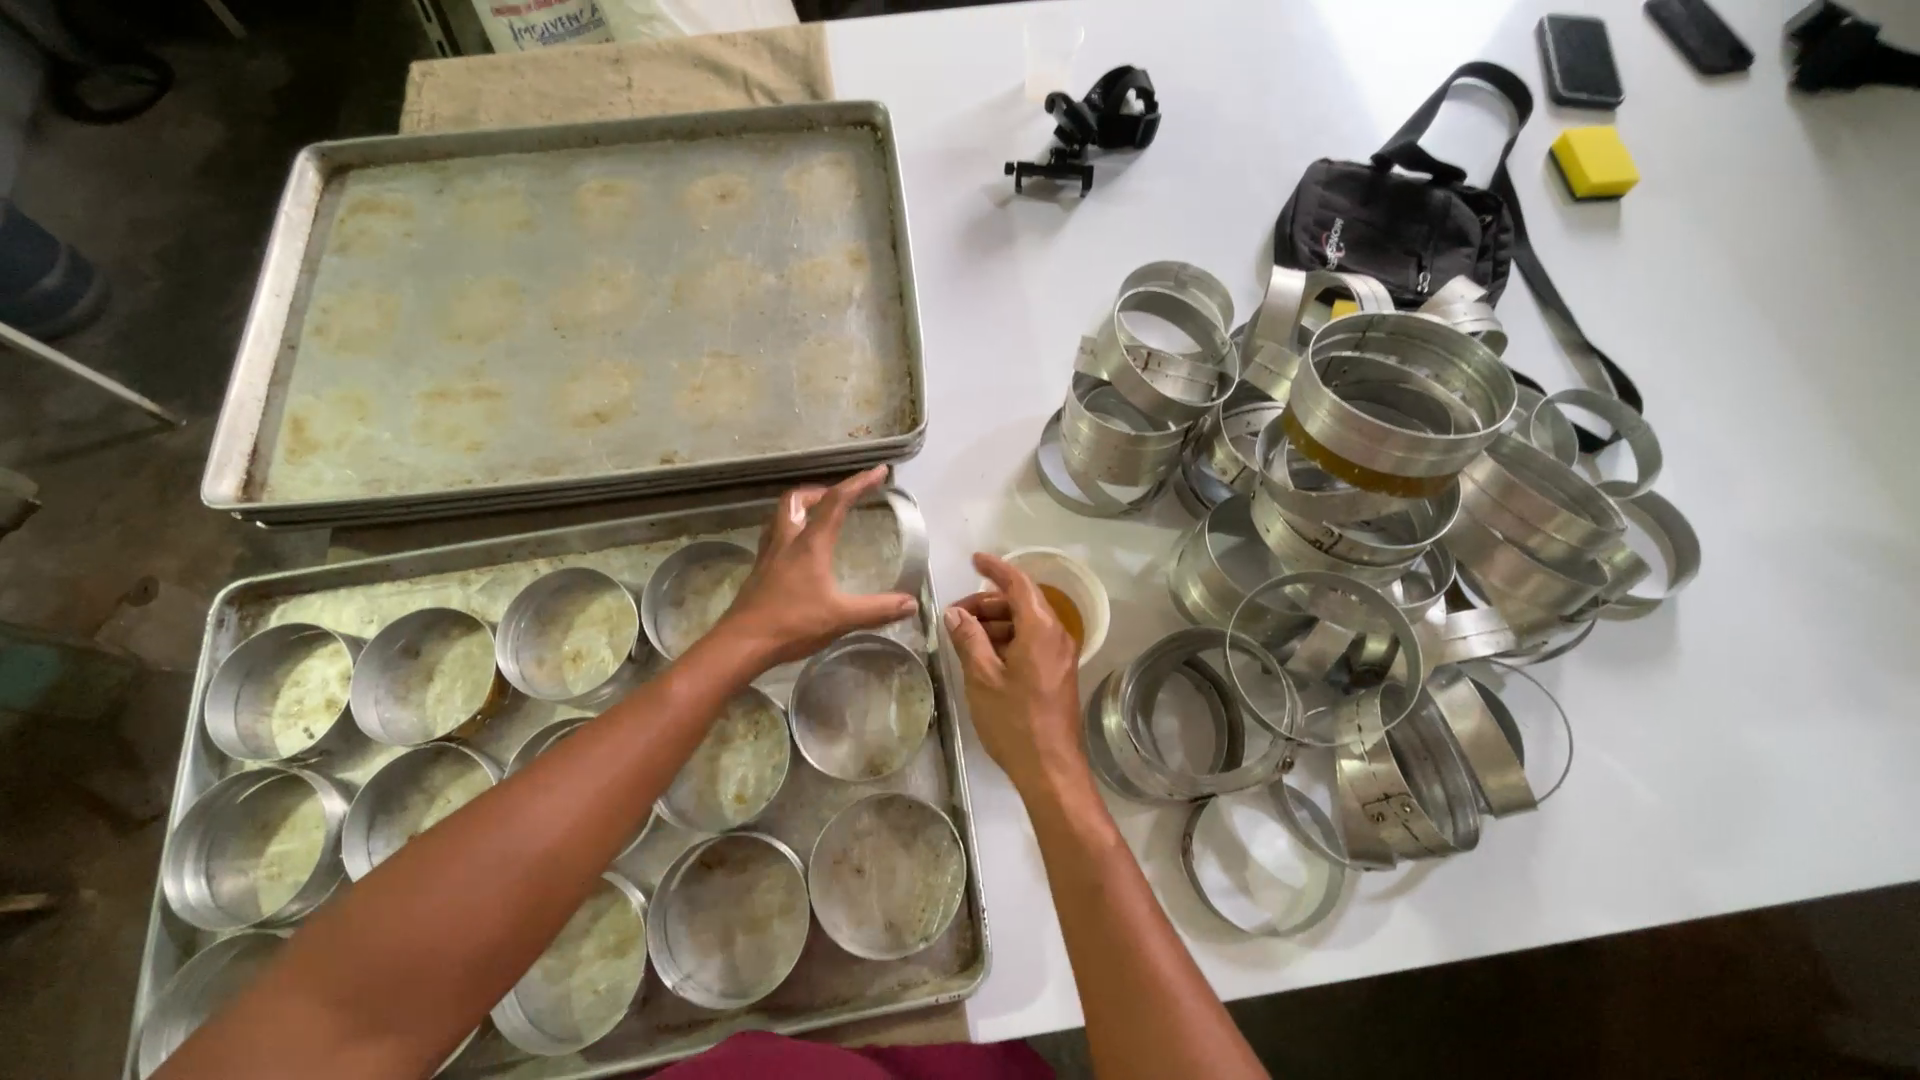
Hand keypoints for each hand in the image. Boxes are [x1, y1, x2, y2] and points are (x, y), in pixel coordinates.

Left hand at [716, 466, 917, 667]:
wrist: (742, 643)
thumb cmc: (792, 624)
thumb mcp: (841, 618)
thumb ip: (877, 609)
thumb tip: (911, 603)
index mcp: (810, 545)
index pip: (836, 502)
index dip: (859, 483)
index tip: (878, 471)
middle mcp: (786, 542)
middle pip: (796, 500)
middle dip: (820, 492)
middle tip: (838, 498)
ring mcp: (768, 556)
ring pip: (779, 517)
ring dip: (800, 509)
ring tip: (818, 518)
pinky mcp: (758, 572)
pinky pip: (773, 538)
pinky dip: (788, 533)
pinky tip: (797, 553)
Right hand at [944, 553, 1084, 794]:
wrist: (1050, 767)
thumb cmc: (1014, 721)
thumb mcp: (982, 677)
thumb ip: (969, 639)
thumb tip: (955, 613)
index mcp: (1041, 630)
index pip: (1019, 584)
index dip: (996, 569)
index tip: (974, 559)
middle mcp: (1057, 635)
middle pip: (1022, 603)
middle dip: (988, 602)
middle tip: (956, 615)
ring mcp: (1060, 655)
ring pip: (1027, 624)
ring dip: (996, 623)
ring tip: (964, 636)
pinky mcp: (1058, 673)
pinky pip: (1033, 642)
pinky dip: (1008, 640)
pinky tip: (984, 655)